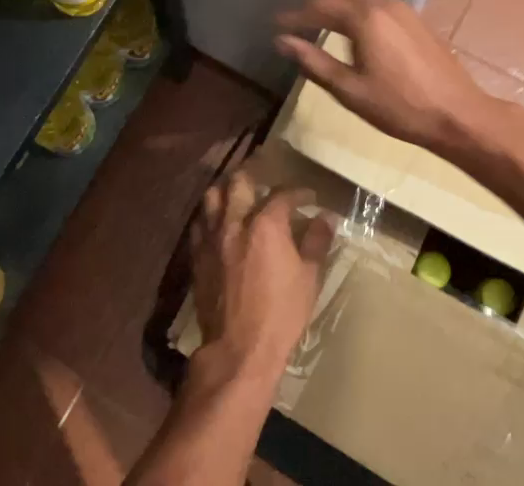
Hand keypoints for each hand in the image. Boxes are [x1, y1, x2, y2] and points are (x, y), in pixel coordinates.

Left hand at [189, 172, 334, 378]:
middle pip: (239, 183)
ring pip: (212, 197)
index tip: (309, 197)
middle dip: (254, 176)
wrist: (239, 347)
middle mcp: (235, 222)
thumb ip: (317, 242)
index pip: (283, 194)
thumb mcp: (309, 278)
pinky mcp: (197, 254)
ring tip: (237, 195)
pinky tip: (218, 223)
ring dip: (226, 191)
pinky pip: (200, 223)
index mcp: (266, 224)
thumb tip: (326, 217)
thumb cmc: (282, 313)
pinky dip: (210, 216)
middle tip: (265, 181)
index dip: (299, 192)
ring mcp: (212, 237)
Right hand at [274, 0, 503, 153]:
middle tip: (293, 22)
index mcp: (364, 18)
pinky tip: (351, 30)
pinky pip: (374, 3)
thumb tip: (281, 42)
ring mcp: (402, 9)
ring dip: (334, 5)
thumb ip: (313, 62)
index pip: (318, 6)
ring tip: (317, 24)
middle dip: (312, 4)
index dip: (293, 15)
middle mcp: (382, 3)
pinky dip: (354, 9)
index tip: (273, 24)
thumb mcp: (349, 90)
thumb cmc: (400, 107)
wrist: (458, 114)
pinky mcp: (415, 19)